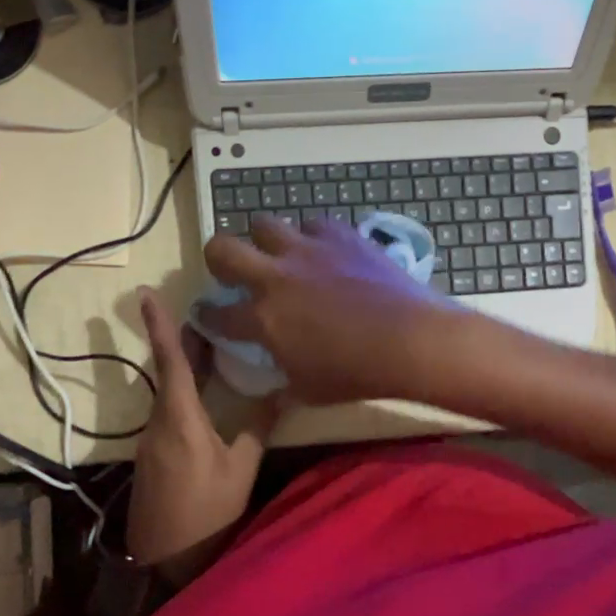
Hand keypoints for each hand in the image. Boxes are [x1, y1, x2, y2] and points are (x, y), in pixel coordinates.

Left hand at [128, 288, 279, 586]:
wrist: (165, 559)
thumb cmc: (207, 513)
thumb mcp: (241, 471)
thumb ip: (257, 429)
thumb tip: (281, 393)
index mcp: (179, 419)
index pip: (170, 363)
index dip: (161, 327)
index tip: (146, 295)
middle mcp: (158, 423)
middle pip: (168, 374)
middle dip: (185, 345)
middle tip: (209, 318)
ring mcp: (150, 441)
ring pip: (167, 394)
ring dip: (186, 371)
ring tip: (214, 351)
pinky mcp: (151, 457)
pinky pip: (167, 414)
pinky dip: (184, 396)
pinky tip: (206, 399)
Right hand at [201, 217, 467, 404]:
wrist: (408, 341)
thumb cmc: (356, 374)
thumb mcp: (310, 391)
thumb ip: (285, 385)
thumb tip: (276, 391)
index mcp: (263, 320)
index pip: (217, 314)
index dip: (206, 315)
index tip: (207, 314)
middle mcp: (275, 277)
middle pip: (222, 249)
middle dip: (219, 260)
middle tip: (232, 271)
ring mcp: (308, 251)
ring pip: (265, 224)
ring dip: (265, 240)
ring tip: (280, 255)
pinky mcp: (340, 235)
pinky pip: (313, 223)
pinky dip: (312, 236)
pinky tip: (323, 251)